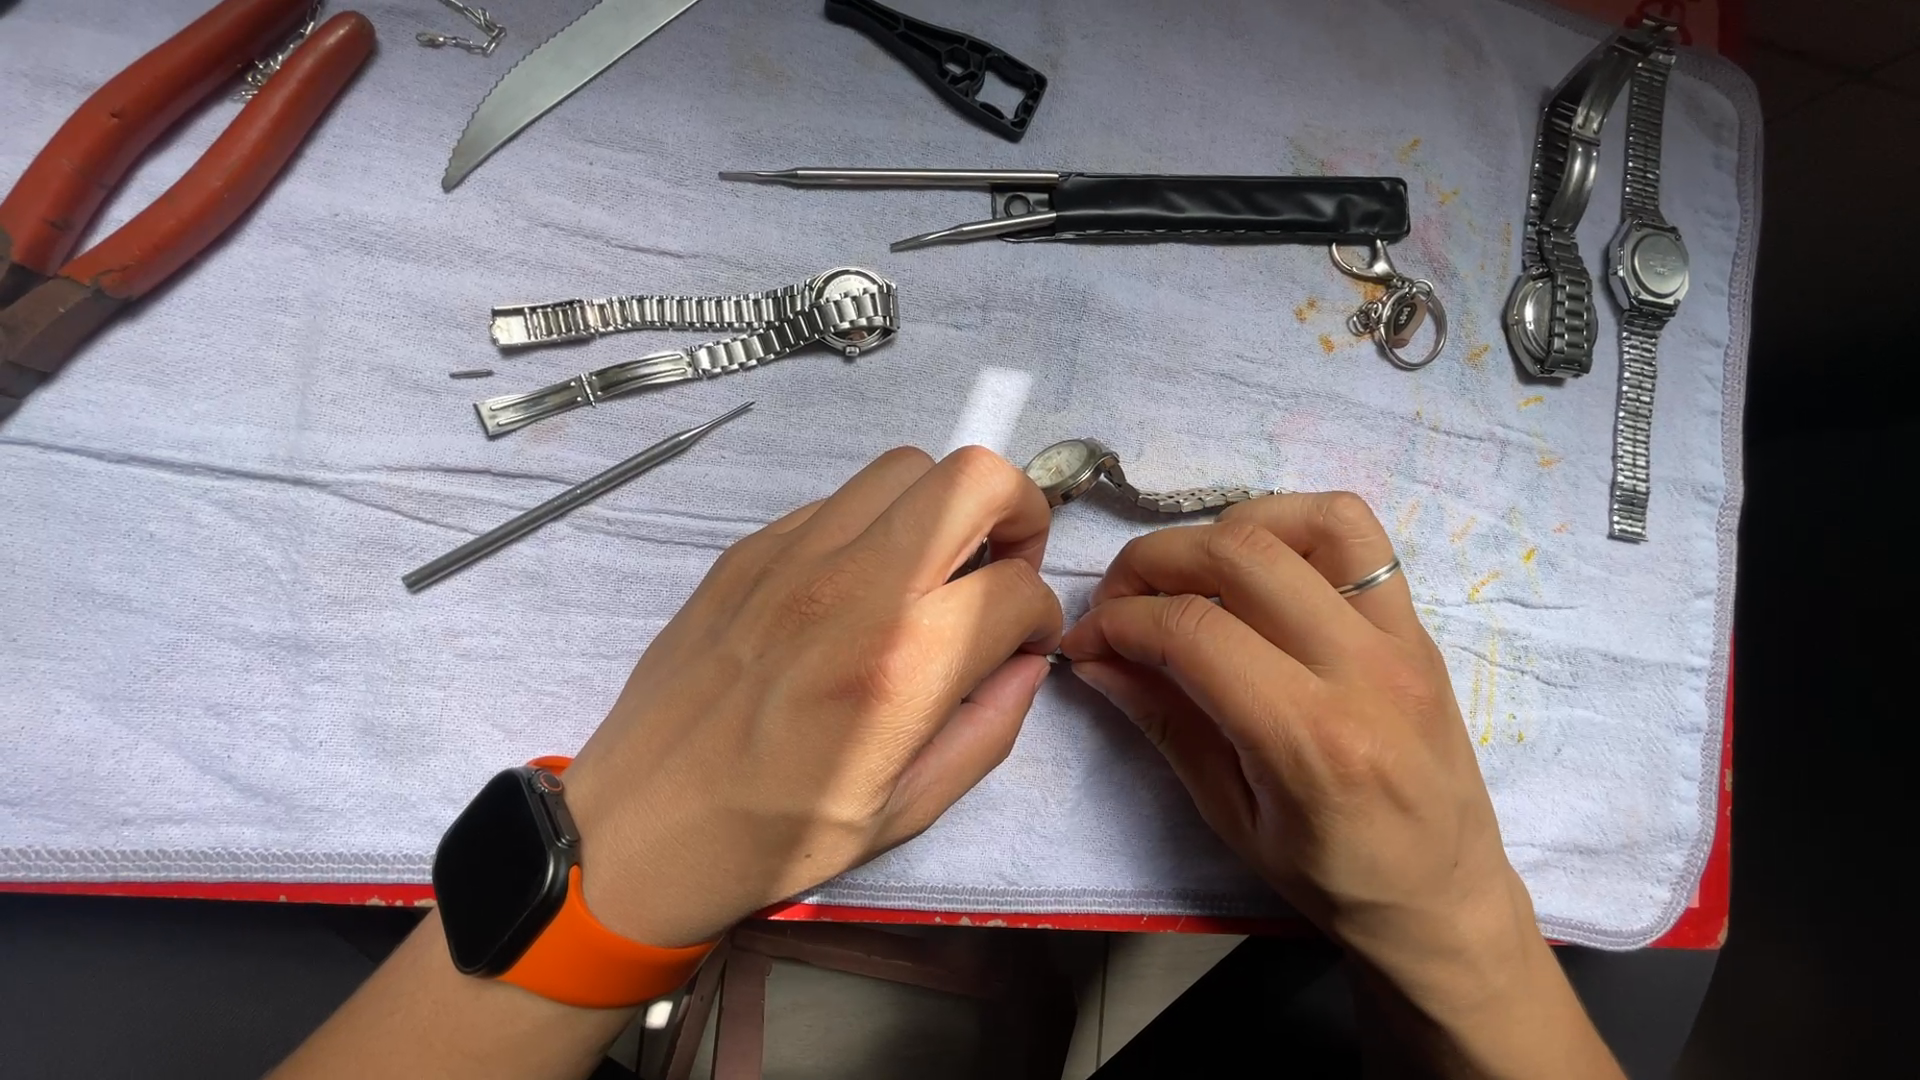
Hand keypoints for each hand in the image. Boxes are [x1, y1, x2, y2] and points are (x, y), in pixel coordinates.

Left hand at [561, 446, 1060, 947]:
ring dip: (944, 508)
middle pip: (975, 479)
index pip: (1016, 588)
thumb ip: (991, 726)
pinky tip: (857, 584)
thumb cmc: (779, 834)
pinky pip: (840, 500)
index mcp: (902, 664)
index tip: (1021, 639)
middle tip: (1002, 567)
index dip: (1038, 614)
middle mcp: (853, 586)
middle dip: (1018, 512)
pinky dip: (876, 525)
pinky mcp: (749, 548)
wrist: (637, 826)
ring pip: (907, 468)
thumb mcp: (910, 808)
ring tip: (931, 569)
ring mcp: (793, 554)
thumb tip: (1025, 659)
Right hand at [1060, 493, 1544, 1018]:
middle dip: (1151, 562)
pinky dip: (1287, 524)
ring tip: (1186, 576)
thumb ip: (1162, 721)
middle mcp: (1362, 669)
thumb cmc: (1330, 877)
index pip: (1191, 632)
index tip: (1085, 640)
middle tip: (1117, 599)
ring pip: (1304, 522)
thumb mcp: (1226, 814)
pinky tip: (1251, 565)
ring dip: (1221, 531)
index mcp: (1310, 738)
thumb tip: (1095, 657)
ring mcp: (1401, 636)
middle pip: (1237, 555)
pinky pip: (1354, 533)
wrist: (1445, 900)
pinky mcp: (1415, 623)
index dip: (1118, 622)